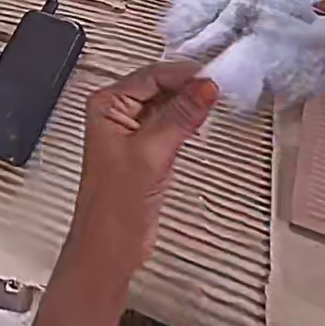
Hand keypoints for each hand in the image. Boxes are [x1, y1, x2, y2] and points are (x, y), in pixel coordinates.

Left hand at [70, 61, 218, 268]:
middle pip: (159, 85)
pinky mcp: (146, 146)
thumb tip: (206, 86)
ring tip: (213, 101)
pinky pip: (170, 121)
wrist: (110, 251)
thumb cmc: (114, 206)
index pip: (151, 75)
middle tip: (217, 88)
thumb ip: (181, 115)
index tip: (212, 77)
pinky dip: (187, 120)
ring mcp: (132, 129)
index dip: (183, 74)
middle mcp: (117, 110)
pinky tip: (201, 121)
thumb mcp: (152, 152)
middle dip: (188, 86)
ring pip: (167, 103)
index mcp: (107, 103)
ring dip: (189, 102)